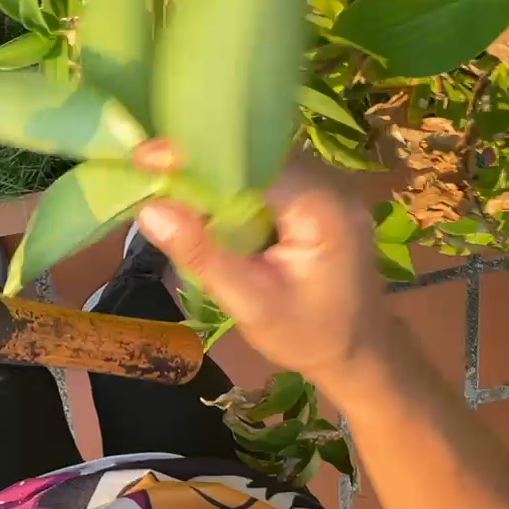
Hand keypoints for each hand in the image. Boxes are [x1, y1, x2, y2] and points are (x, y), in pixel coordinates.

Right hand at [137, 159, 400, 398]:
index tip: (148, 159)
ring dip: (213, 174)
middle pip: (254, 155)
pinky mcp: (317, 197)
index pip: (251, 163)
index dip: (198, 158)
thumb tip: (149, 209)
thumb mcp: (250, 304)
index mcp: (321, 206)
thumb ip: (202, 255)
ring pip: (258, 163)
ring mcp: (327, 186)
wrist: (359, 353)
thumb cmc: (308, 337)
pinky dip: (232, 187)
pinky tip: (203, 202)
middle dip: (200, 161)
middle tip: (149, 170)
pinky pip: (267, 178)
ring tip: (167, 184)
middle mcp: (330, 182)